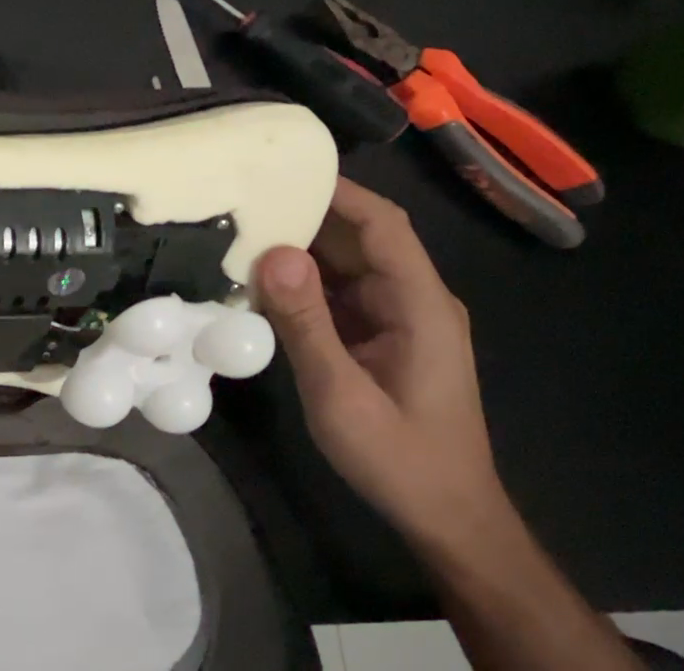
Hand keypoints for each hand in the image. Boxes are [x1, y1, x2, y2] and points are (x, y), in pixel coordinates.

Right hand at [253, 178, 508, 547]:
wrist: (446, 515)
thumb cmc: (400, 457)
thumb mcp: (341, 394)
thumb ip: (307, 323)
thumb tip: (273, 254)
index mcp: (420, 304)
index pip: (382, 225)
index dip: (337, 192)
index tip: (279, 169)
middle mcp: (412, 299)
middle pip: (360, 237)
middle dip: (304, 214)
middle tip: (240, 197)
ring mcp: (396, 318)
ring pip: (345, 263)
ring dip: (297, 248)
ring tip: (238, 229)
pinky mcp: (378, 336)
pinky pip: (337, 292)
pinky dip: (300, 281)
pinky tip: (257, 279)